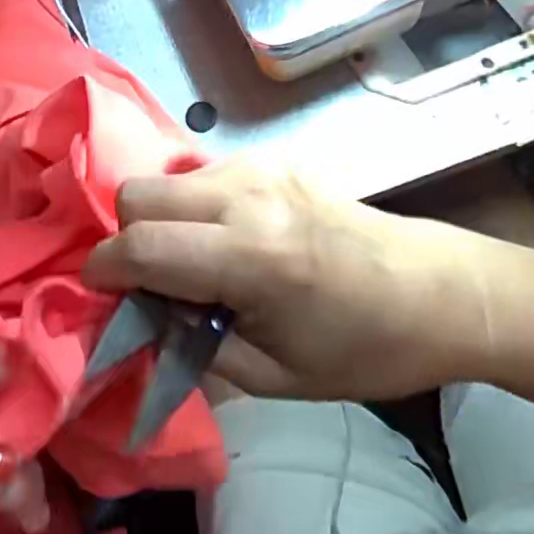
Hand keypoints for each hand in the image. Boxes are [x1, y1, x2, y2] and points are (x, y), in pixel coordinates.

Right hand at [83, 157, 506, 400]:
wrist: (434, 288)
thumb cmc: (361, 346)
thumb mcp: (273, 376)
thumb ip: (193, 343)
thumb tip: (140, 315)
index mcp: (250, 256)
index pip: (142, 246)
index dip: (104, 269)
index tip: (98, 291)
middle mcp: (246, 195)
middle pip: (138, 192)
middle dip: (126, 236)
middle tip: (150, 279)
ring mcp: (259, 166)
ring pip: (166, 177)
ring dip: (160, 218)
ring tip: (193, 258)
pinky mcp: (271, 157)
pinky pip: (202, 173)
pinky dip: (191, 203)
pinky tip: (224, 235)